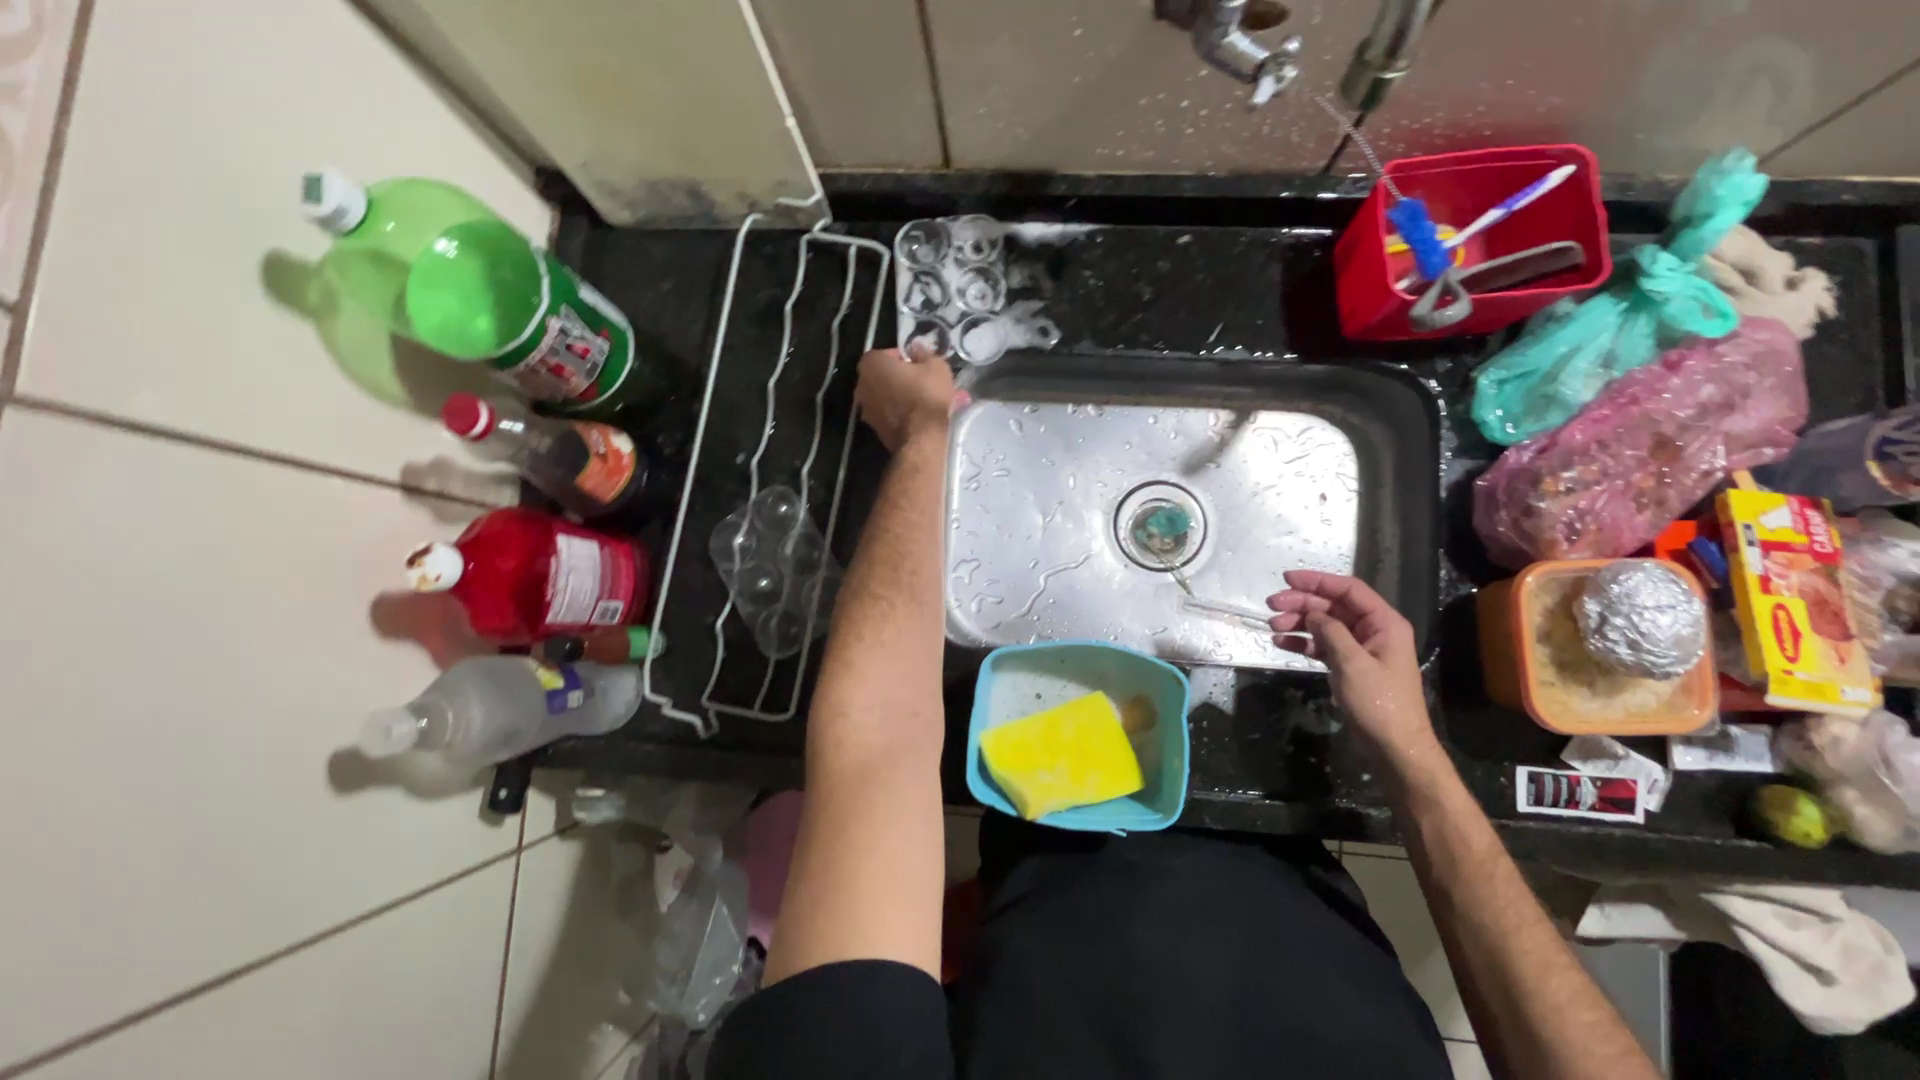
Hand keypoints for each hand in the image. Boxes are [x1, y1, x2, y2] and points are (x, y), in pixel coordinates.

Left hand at [854, 347, 965, 452]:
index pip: (885, 354)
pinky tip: (920, 415)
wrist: (921, 439)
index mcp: (871, 364)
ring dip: (901, 396)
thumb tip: (916, 348)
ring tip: (924, 400)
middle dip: (901, 377)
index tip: (918, 364)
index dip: (903, 358)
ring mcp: (865, 408)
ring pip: (887, 396)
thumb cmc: (926, 395)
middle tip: (922, 382)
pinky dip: (901, 412)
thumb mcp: (936, 366)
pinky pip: (889, 413)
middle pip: (884, 376)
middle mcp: (861, 385)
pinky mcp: (874, 428)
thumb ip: (924, 353)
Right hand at [1267, 570, 1435, 758]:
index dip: (1318, 581)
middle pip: (1333, 606)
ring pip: (1325, 626)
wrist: (1394, 747)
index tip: (1287, 579)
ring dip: (1299, 623)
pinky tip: (1281, 643)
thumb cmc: (1379, 703)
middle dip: (1302, 603)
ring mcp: (1361, 650)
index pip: (1349, 590)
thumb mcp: (1353, 663)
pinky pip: (1323, 646)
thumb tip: (1311, 613)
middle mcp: (1373, 631)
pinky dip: (1303, 643)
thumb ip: (1331, 632)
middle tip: (1271, 605)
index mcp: (1384, 623)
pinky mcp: (1349, 667)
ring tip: (1272, 625)